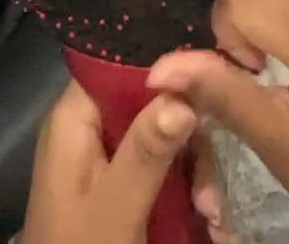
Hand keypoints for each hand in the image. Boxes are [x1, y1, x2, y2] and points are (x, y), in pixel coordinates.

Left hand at [23, 81, 197, 243]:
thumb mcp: (115, 206)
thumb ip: (146, 149)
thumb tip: (182, 92)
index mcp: (75, 117)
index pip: (118, 65)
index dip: (163, 69)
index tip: (207, 85)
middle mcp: (90, 128)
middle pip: (151, 105)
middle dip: (190, 142)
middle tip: (209, 194)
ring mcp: (106, 159)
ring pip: (165, 140)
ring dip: (195, 176)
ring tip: (213, 219)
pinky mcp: (121, 188)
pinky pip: (162, 173)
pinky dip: (186, 195)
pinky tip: (209, 223)